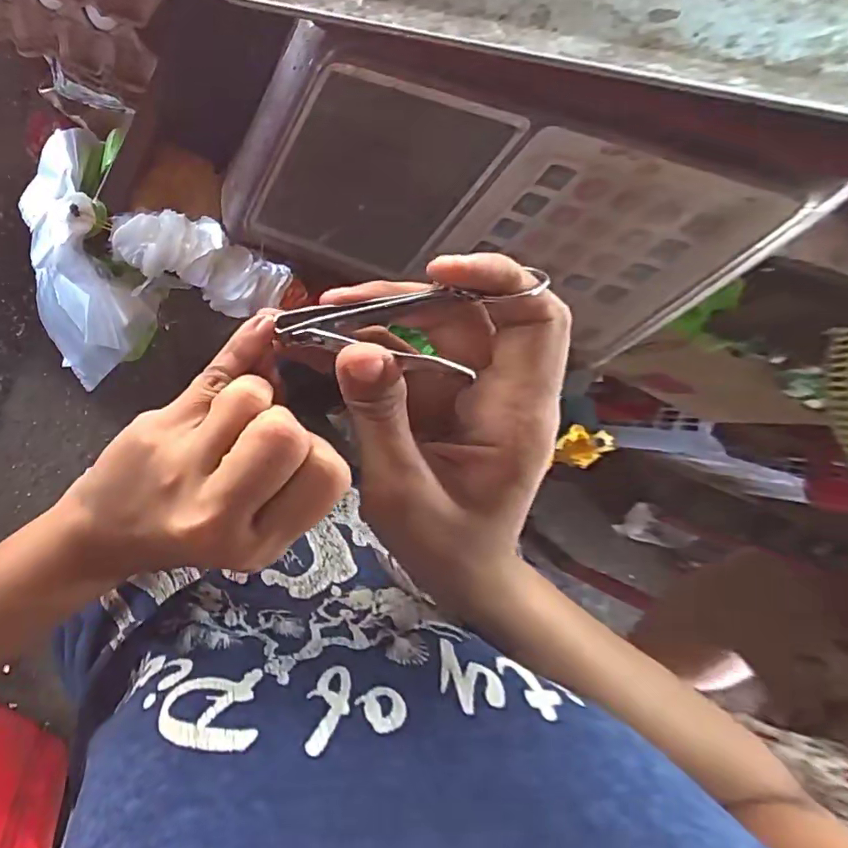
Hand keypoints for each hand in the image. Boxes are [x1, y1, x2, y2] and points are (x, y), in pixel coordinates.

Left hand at [50, 312, 351, 579]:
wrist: (104, 531)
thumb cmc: (184, 535)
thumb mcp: (248, 531)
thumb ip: (289, 481)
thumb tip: (322, 397)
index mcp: (256, 544)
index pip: (326, 474)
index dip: (317, 454)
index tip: (294, 458)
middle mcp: (217, 510)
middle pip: (286, 432)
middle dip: (284, 421)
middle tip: (258, 434)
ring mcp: (180, 464)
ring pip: (248, 394)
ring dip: (253, 394)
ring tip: (231, 417)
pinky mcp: (156, 427)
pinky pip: (214, 372)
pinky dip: (244, 345)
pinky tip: (265, 325)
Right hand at [325, 254, 571, 604]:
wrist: (457, 576)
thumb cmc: (445, 545)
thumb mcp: (403, 489)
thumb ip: (380, 418)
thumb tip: (354, 350)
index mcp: (514, 408)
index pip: (534, 317)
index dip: (495, 279)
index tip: (435, 271)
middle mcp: (494, 386)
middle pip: (464, 311)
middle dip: (400, 298)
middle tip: (334, 305)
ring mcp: (462, 389)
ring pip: (426, 327)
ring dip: (372, 318)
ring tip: (313, 320)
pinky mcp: (433, 397)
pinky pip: (399, 356)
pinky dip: (360, 346)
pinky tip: (315, 346)